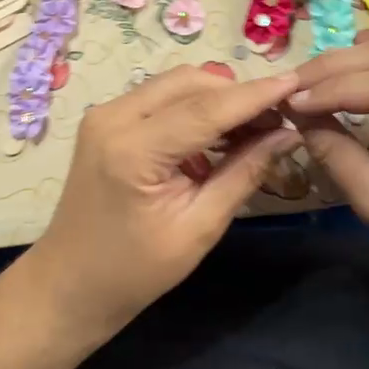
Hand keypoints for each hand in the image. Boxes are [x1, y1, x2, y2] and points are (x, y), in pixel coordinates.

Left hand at [28, 67, 301, 335]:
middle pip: (189, 83)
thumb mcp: (199, 227)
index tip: (298, 83)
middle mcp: (113, 117)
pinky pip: (159, 99)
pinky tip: (219, 136)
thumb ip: (244, 173)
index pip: (206, 107)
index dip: (255, 95)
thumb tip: (287, 135)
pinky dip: (193, 108)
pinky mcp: (106, 121)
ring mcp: (105, 114)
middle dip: (237, 94)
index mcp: (133, 148)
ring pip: (175, 85)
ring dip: (216, 99)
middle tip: (279, 119)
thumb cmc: (135, 270)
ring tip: (257, 129)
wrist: (70, 284)